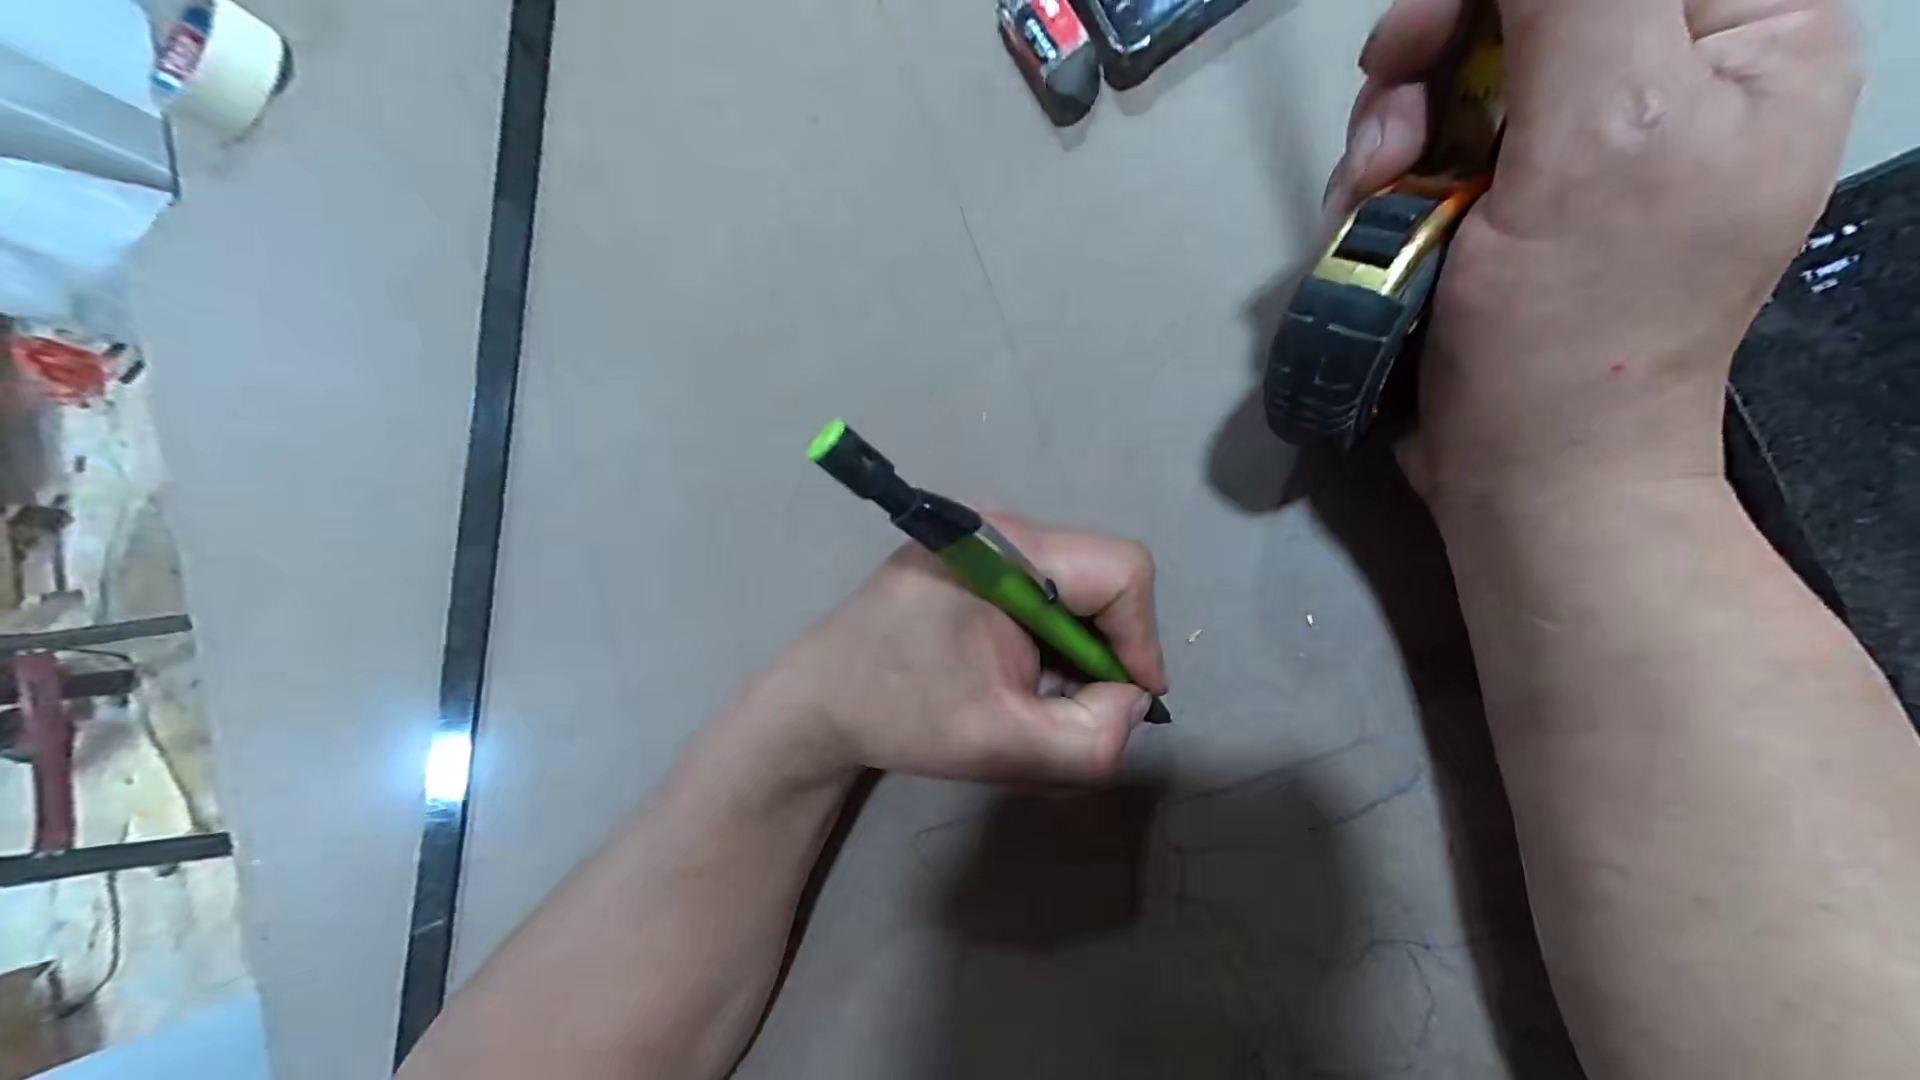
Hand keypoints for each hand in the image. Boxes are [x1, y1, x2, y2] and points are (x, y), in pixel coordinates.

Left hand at [767, 518, 1167, 786]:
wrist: (820, 699)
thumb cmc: (898, 715)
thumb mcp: (1001, 746)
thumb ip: (1091, 739)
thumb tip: (1134, 700)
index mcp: (1003, 548)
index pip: (1121, 570)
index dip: (1139, 639)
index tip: (1126, 700)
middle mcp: (998, 523)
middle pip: (1102, 576)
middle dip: (1104, 649)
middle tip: (1071, 704)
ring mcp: (983, 533)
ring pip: (1078, 584)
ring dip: (1077, 646)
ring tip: (1032, 692)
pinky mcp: (975, 553)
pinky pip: (1047, 588)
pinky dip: (1052, 636)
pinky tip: (1014, 671)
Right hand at [1329, 0, 1861, 504]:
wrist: (1521, 465)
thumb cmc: (1575, 324)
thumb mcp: (1604, 139)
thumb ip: (1579, 3)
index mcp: (1737, 41)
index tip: (1410, 43)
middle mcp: (1646, 90)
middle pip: (1510, 20)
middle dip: (1423, 72)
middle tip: (1382, 145)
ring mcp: (1551, 164)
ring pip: (1443, 98)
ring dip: (1385, 144)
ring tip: (1372, 206)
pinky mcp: (1481, 222)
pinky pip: (1416, 171)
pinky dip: (1377, 196)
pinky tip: (1370, 235)